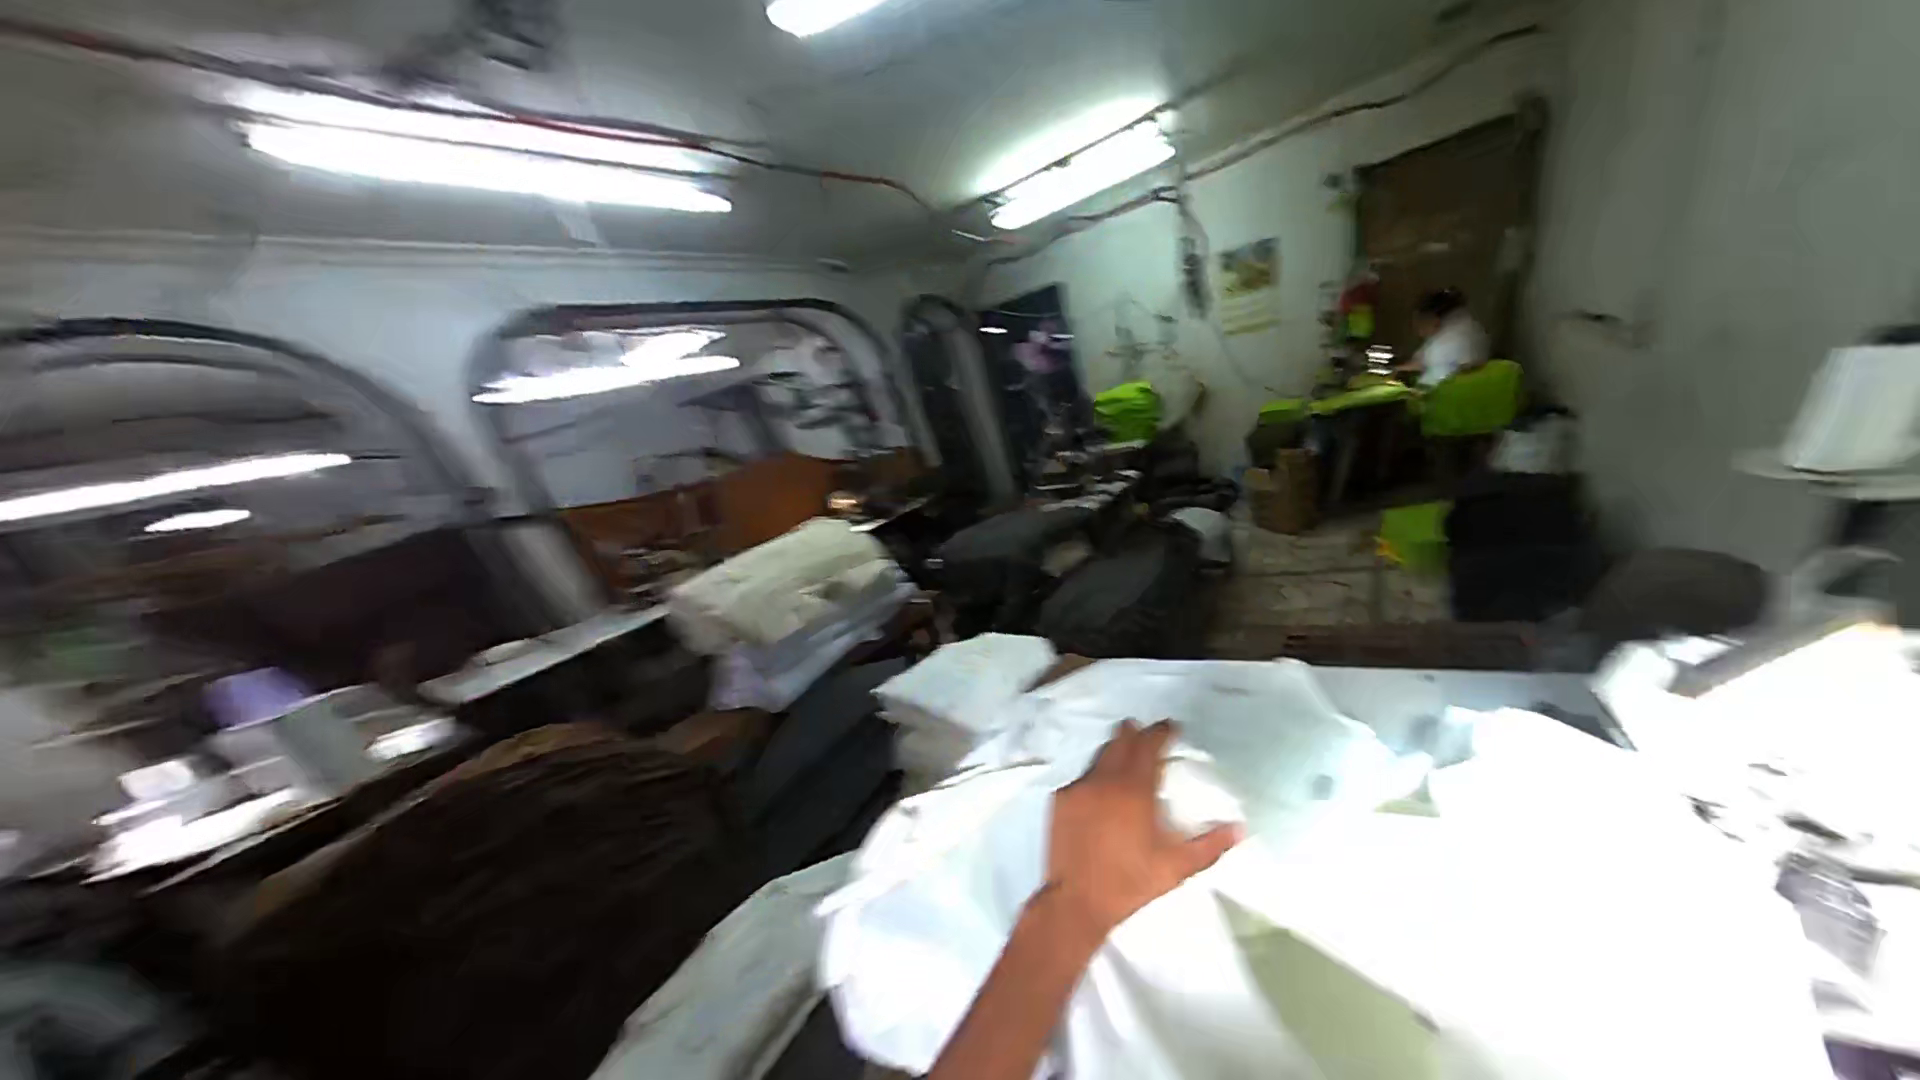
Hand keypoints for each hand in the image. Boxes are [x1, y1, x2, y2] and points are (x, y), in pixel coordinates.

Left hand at [1043, 719, 1242, 939]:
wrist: (1075, 900)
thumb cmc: (1129, 884)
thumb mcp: (1174, 868)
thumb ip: (1208, 846)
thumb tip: (1238, 828)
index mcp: (1134, 791)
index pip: (1149, 747)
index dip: (1161, 733)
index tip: (1171, 726)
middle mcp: (1105, 780)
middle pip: (1122, 742)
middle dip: (1136, 733)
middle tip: (1147, 731)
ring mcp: (1079, 787)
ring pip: (1100, 756)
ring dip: (1115, 750)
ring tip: (1127, 752)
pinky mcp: (1060, 798)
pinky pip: (1083, 777)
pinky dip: (1096, 775)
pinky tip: (1102, 788)